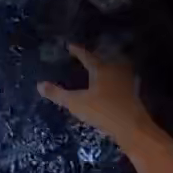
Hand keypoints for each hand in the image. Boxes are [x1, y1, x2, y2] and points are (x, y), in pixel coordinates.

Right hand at [37, 43, 167, 144]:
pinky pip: (122, 80)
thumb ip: (57, 94)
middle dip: (95, 56)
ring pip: (116, 68)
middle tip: (87, 55)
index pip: (87, 57)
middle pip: (105, 59)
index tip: (70, 45)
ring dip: (108, 65)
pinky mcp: (133, 93)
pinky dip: (116, 78)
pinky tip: (115, 84)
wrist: (132, 127)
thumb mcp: (75, 103)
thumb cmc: (102, 111)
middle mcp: (115, 71)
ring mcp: (126, 82)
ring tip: (101, 66)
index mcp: (101, 70)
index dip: (78, 51)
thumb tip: (40, 84)